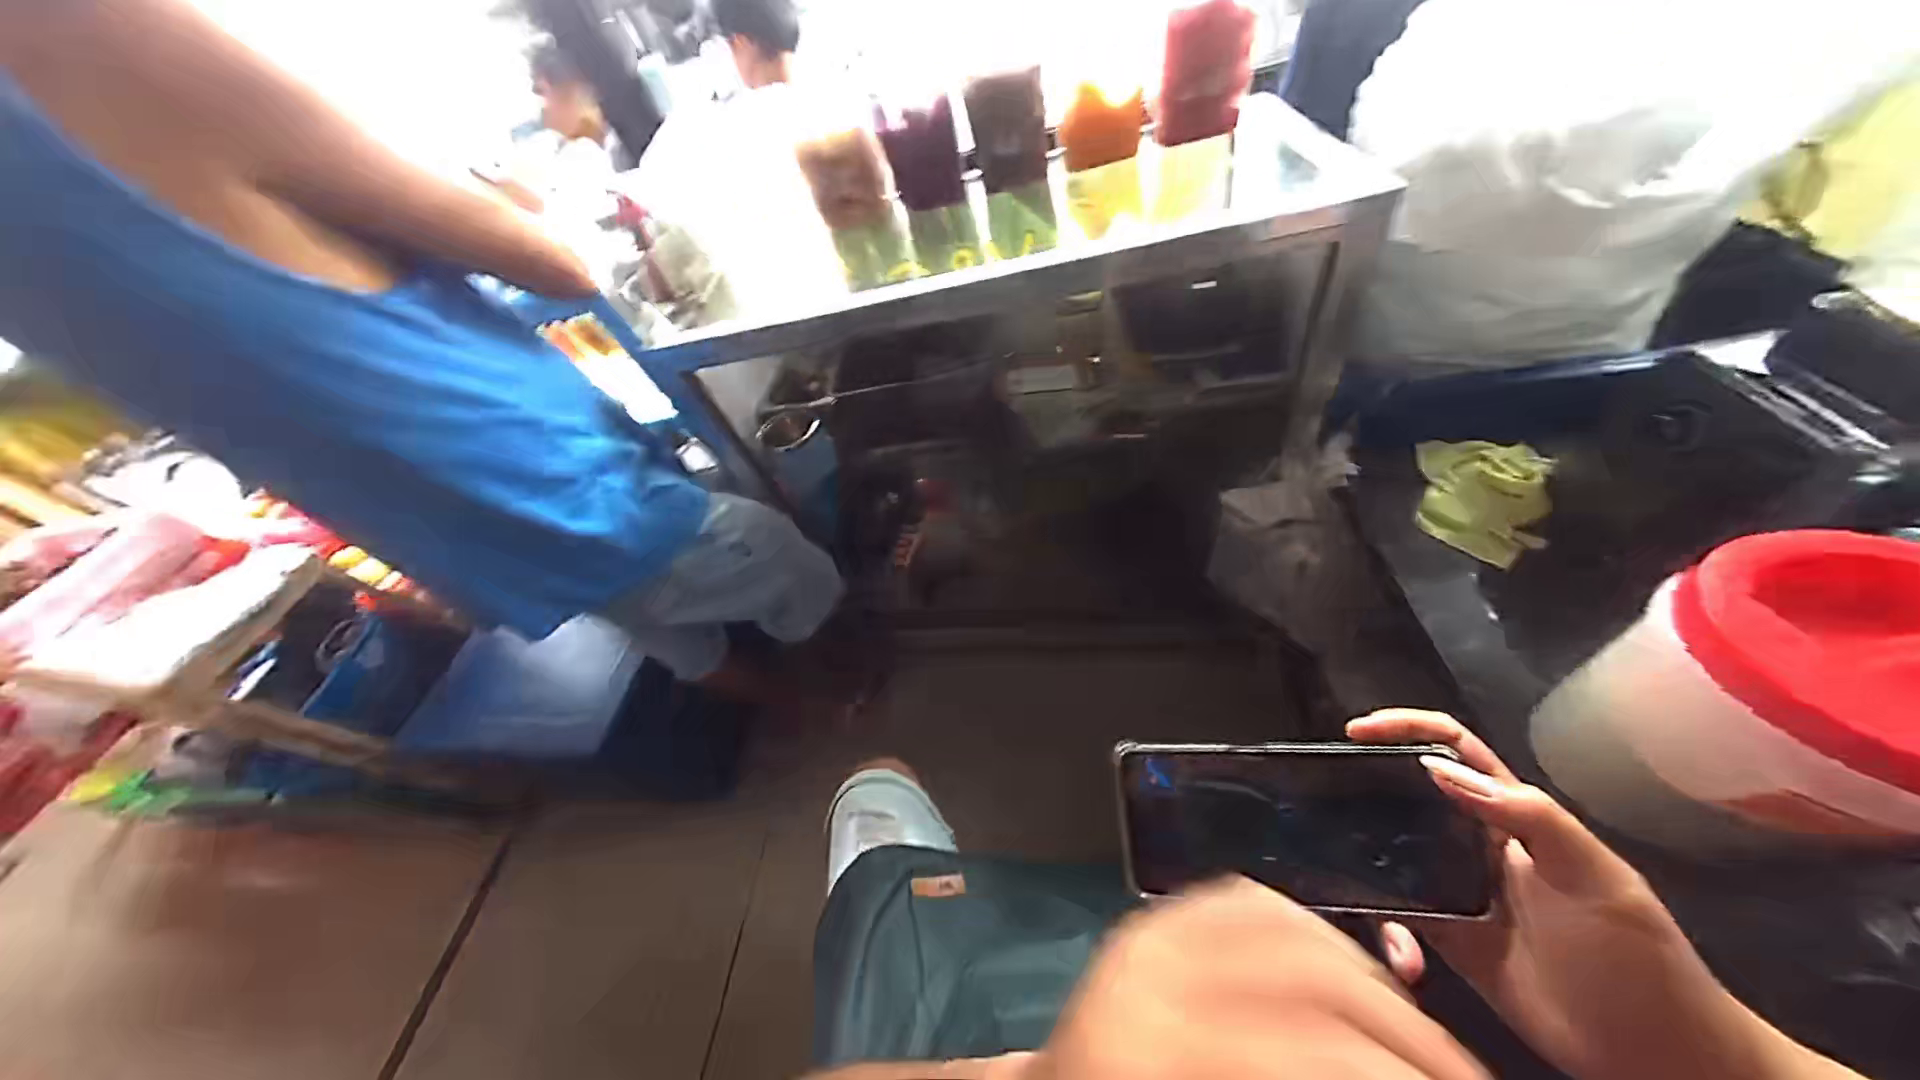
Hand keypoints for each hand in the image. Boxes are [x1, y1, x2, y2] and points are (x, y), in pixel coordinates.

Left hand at [1027, 876, 1487, 1079]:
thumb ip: (1298, 1070)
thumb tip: (1374, 1069)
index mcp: (1159, 1045)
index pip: (1309, 1045)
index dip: (1398, 1070)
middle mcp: (1153, 970)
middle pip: (1304, 969)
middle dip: (1399, 1023)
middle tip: (1453, 1066)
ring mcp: (1148, 933)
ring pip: (1280, 921)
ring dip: (1359, 970)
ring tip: (1407, 1027)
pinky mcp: (1152, 920)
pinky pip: (1239, 901)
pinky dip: (1301, 927)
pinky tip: (1337, 967)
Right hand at [1346, 709, 1860, 1079]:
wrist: (1664, 1063)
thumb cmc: (1639, 961)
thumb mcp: (1596, 879)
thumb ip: (1529, 816)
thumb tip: (1436, 767)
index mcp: (1510, 814)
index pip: (1453, 748)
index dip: (1406, 727)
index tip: (1357, 730)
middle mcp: (1473, 840)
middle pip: (1405, 792)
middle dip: (1362, 789)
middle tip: (1322, 801)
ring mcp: (1453, 885)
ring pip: (1387, 852)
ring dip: (1365, 869)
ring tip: (1353, 888)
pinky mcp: (1442, 932)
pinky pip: (1393, 913)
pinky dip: (1390, 933)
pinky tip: (1407, 959)